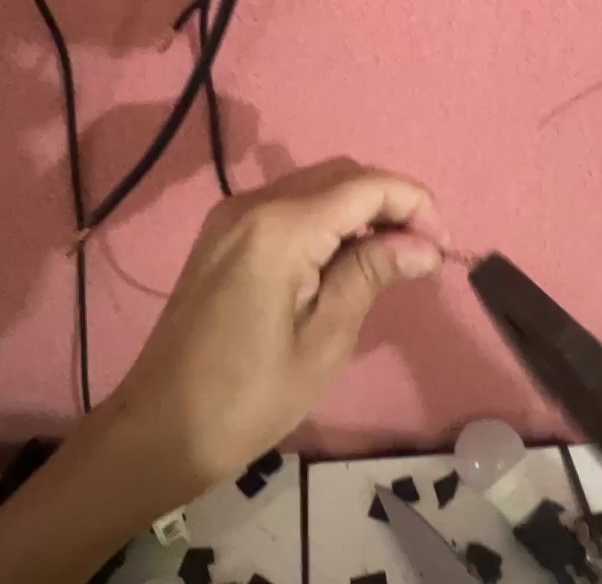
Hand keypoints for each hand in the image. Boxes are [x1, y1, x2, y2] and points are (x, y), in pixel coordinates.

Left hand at [99, 157, 445, 500]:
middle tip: (421, 252)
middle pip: (342, 174)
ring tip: (391, 256)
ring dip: (360, 208)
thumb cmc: (249, 397)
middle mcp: (255, 203)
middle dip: (390, 202)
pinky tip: (344, 257)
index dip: (414, 204)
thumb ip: (372, 274)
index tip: (442, 246)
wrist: (159, 427)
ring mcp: (233, 214)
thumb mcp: (324, 340)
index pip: (366, 186)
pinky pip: (289, 204)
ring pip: (316, 185)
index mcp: (280, 227)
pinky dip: (327, 218)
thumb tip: (424, 245)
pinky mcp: (224, 232)